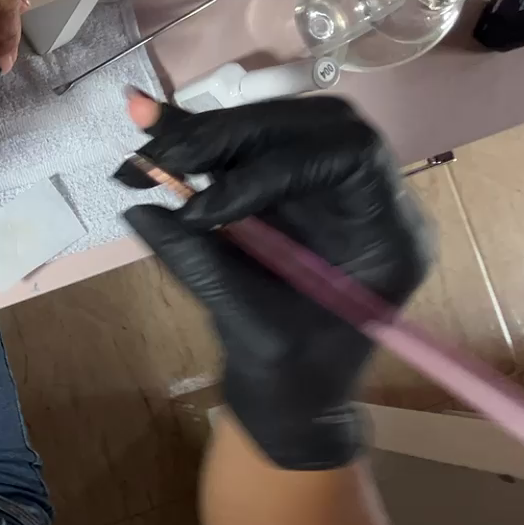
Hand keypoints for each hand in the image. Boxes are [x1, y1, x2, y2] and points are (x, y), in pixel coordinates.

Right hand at [115, 94, 430, 469]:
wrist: (291, 397)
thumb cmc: (292, 376)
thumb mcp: (250, 328)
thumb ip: (201, 266)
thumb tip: (140, 211)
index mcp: (383, 234)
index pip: (348, 157)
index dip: (274, 167)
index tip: (207, 210)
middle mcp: (357, 199)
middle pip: (307, 127)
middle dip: (231, 134)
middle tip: (166, 156)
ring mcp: (315, 193)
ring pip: (269, 129)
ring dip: (203, 134)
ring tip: (146, 150)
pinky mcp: (274, 194)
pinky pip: (238, 152)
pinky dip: (192, 141)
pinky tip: (150, 128)